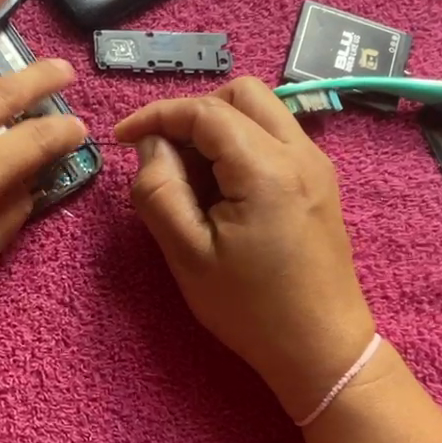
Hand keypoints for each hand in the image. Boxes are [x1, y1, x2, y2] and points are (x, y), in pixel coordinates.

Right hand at [114, 78, 376, 416]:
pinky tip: (219, 189)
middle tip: (162, 155)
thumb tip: (149, 146)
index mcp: (266, 169)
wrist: (320, 348)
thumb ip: (159, 191)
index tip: (121, 139)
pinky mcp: (318, 182)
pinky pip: (273, 137)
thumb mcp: (187, 254)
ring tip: (188, 176)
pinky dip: (238, 144)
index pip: (205, 111)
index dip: (156, 115)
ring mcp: (316, 165)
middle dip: (192, 113)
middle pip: (241, 94)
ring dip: (216, 127)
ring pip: (261, 111)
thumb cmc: (249, 308)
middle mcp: (300, 153)